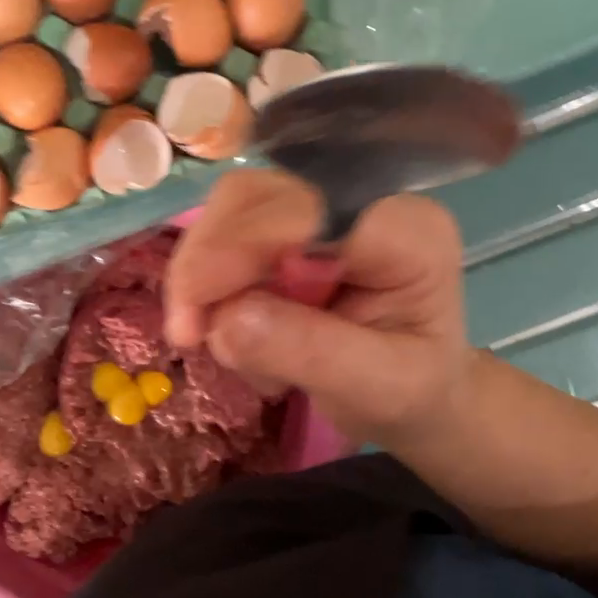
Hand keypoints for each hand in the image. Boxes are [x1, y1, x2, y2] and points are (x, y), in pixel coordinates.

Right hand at [164, 169, 473, 447]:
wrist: (412, 399)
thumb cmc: (408, 394)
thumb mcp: (378, 387)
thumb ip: (312, 351)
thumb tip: (229, 318)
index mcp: (404, 231)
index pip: (311, 210)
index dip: (244, 245)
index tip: (195, 304)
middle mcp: (358, 203)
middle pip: (258, 198)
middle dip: (210, 261)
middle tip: (186, 334)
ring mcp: (315, 214)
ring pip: (229, 215)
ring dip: (204, 281)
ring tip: (220, 347)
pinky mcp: (283, 233)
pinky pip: (223, 243)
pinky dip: (210, 293)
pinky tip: (236, 340)